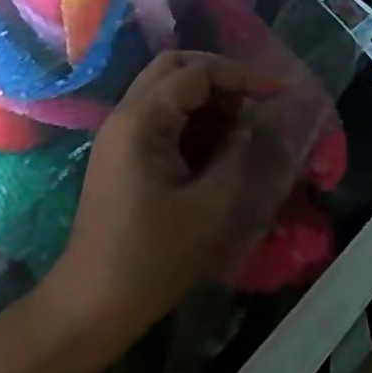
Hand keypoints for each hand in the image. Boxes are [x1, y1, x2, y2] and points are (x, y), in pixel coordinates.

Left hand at [45, 52, 279, 343]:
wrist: (92, 303)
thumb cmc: (152, 258)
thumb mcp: (208, 208)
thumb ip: (235, 156)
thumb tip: (249, 125)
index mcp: (141, 120)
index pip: (195, 73)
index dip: (241, 75)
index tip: (279, 91)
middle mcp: (125, 115)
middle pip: (174, 69)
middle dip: (219, 77)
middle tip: (255, 102)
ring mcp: (120, 135)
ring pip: (166, 91)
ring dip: (206, 98)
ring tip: (243, 126)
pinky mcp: (122, 155)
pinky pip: (159, 118)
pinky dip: (191, 120)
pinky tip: (218, 145)